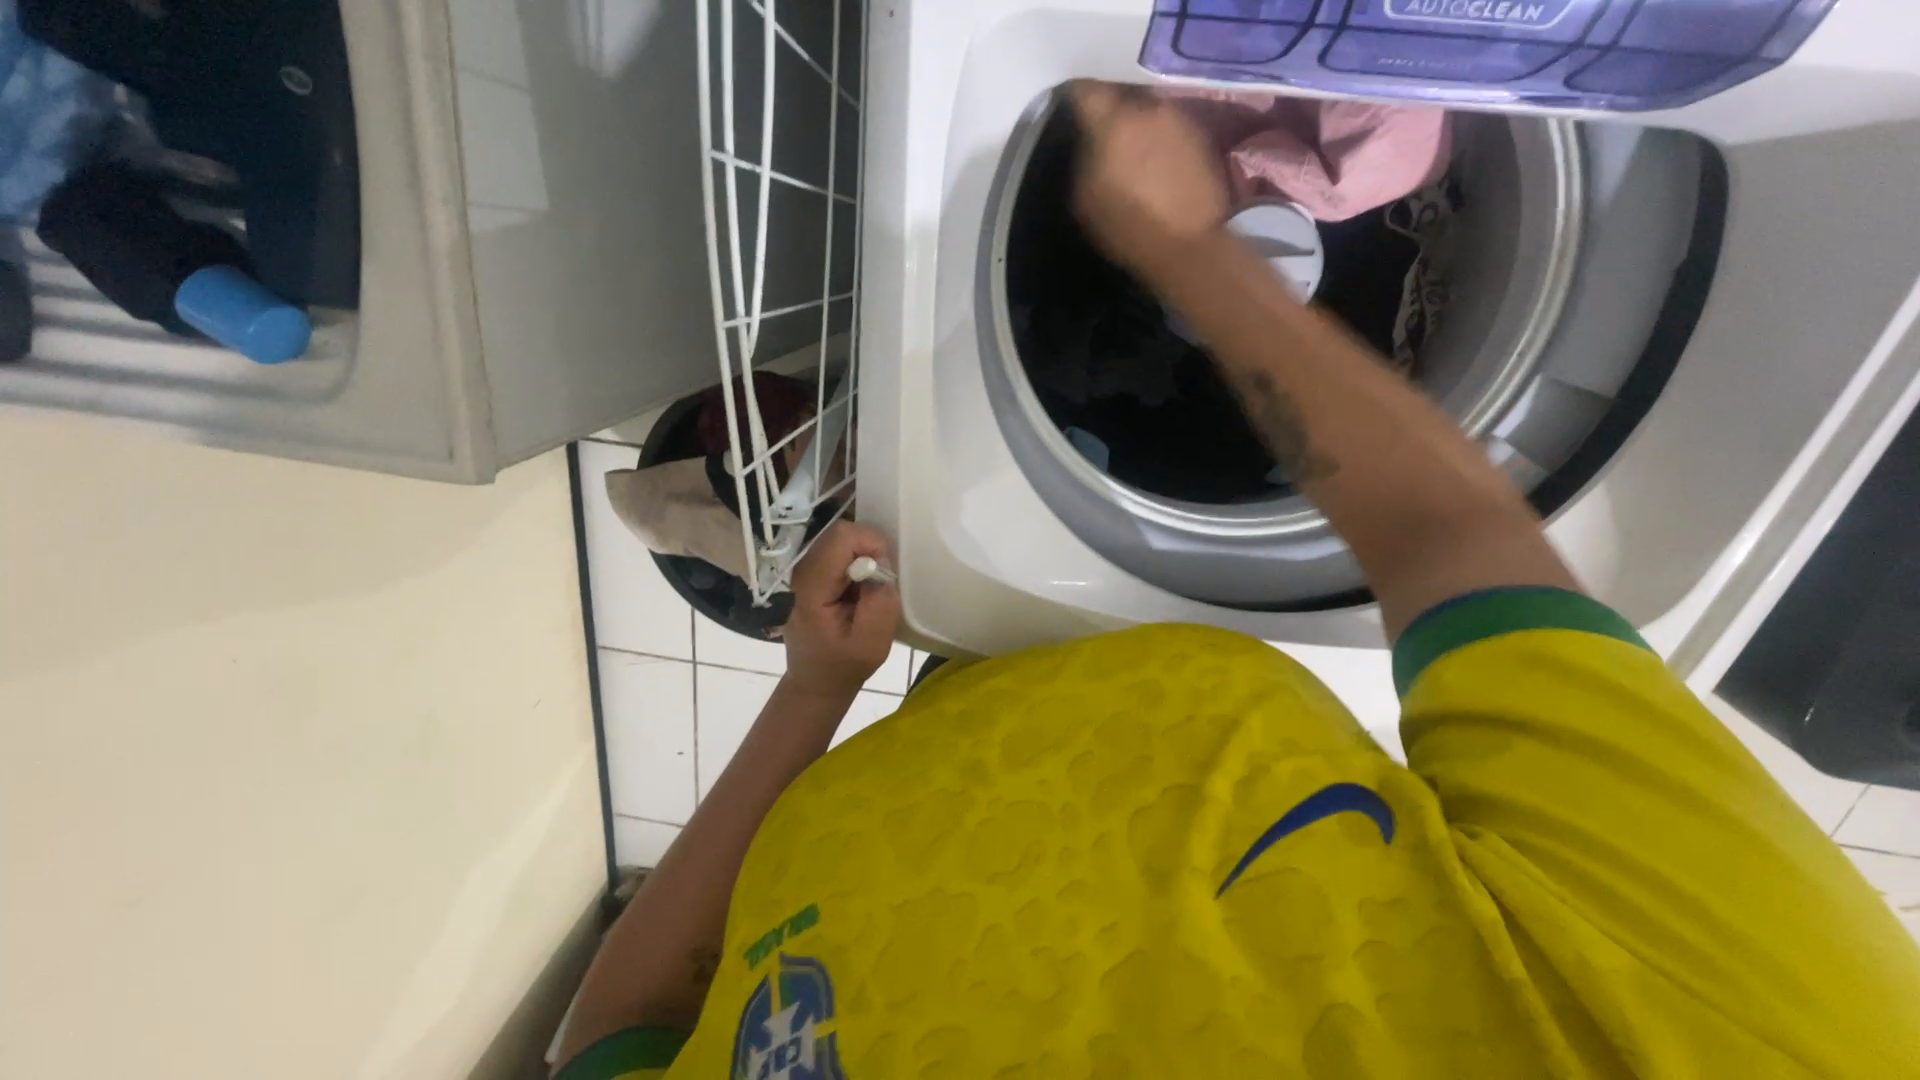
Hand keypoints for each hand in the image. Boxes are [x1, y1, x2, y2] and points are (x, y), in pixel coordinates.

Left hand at [782, 522, 902, 701]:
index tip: (883, 575)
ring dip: (863, 558)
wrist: (816, 681)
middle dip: (869, 550)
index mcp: (812, 587)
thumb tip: (880, 569)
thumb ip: (880, 603)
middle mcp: (802, 571)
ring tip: (867, 591)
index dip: (871, 545)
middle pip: (841, 533)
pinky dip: (856, 564)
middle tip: (877, 585)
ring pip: (841, 539)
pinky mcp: (811, 573)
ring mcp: (804, 570)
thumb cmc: (843, 666)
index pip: (842, 537)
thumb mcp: (872, 643)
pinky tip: (857, 591)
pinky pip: (838, 551)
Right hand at [1068, 80, 1230, 285]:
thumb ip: (1082, 157)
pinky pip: (1171, 126)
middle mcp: (1148, 108)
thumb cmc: (1126, 226)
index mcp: (1113, 121)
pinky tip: (1157, 162)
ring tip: (1131, 148)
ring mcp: (1179, 119)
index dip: (1072, 97)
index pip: (1084, 90)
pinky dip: (1160, 137)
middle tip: (1100, 133)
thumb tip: (1084, 139)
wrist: (1187, 245)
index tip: (1066, 109)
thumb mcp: (1084, 198)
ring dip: (1138, 123)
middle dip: (1109, 110)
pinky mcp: (1201, 136)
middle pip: (1121, 94)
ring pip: (1148, 109)